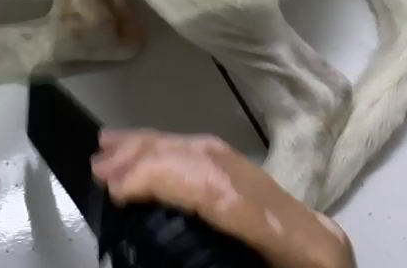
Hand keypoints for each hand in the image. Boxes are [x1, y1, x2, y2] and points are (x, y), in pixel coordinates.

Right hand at [92, 131, 354, 267]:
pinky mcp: (281, 216)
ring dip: (157, 149)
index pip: (225, 194)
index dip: (164, 178)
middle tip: (100, 164)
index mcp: (307, 251)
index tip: (114, 187)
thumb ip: (194, 259)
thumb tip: (137, 239)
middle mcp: (304, 220)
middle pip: (218, 164)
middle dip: (152, 156)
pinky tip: (149, 157)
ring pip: (220, 158)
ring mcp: (295, 212)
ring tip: (110, 149)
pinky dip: (180, 160)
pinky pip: (226, 172)